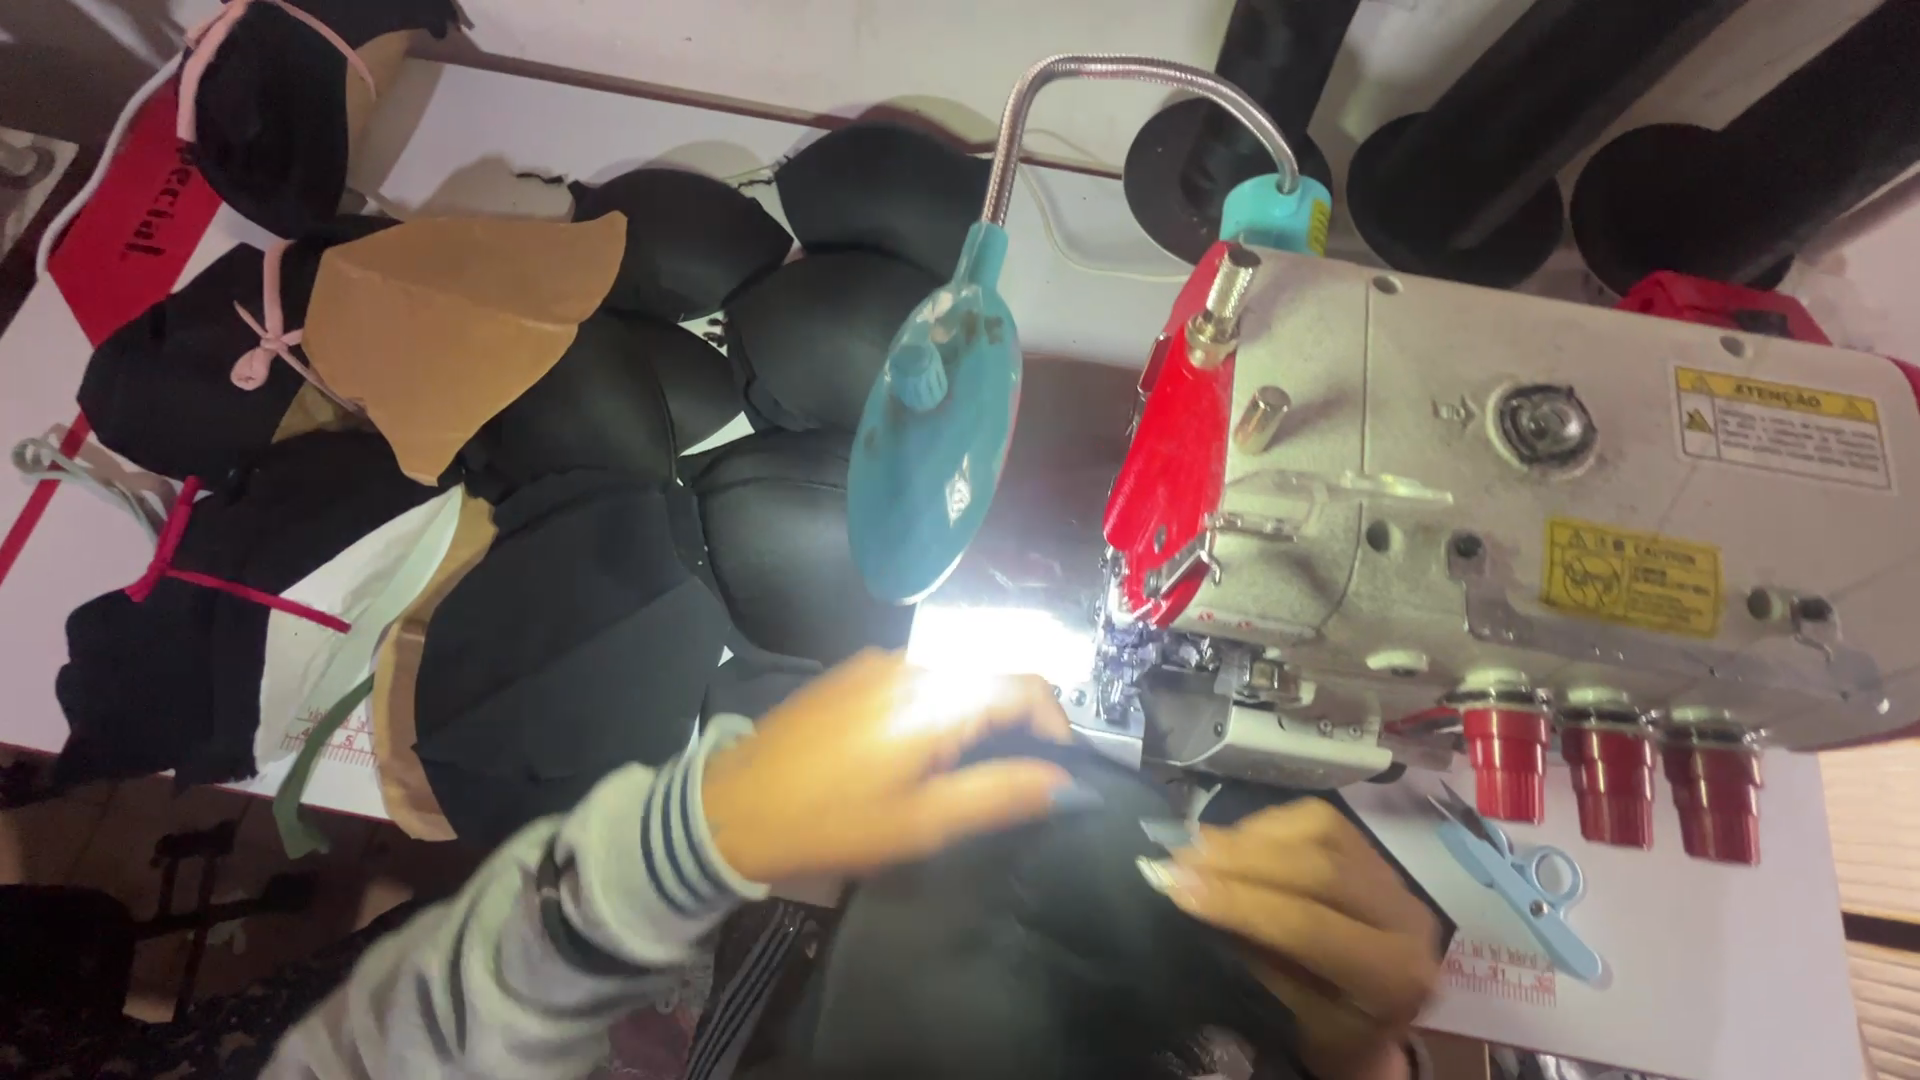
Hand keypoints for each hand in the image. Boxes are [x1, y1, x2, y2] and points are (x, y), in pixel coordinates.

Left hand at [701, 649, 1077, 883]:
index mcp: (937, 696)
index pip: (1025, 684)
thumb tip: (1066, 783)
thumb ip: (1001, 794)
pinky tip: (919, 746)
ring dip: (978, 711)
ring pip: (956, 674)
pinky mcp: (854, 670)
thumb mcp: (922, 822)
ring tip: (966, 766)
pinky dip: (941, 703)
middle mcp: (914, 663)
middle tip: (1015, 773)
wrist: (733, 805)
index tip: (1058, 766)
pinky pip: (919, 675)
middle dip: (1018, 718)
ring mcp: (879, 661)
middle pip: (992, 674)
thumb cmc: (832, 820)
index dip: (1055, 721)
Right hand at [1161, 800, 1440, 1079]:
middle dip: (1238, 860)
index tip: (1177, 887)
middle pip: (1317, 869)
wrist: (1369, 1017)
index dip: (1239, 902)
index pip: (1309, 926)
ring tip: (1198, 847)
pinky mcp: (1370, 847)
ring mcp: (1391, 875)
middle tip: (1179, 859)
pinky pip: (1315, 818)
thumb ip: (1248, 951)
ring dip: (1248, 837)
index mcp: (1392, 976)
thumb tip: (1188, 890)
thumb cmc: (1323, 1029)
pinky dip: (1265, 824)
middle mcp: (1406, 918)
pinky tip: (1232, 839)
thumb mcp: (1286, 1013)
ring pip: (1317, 831)